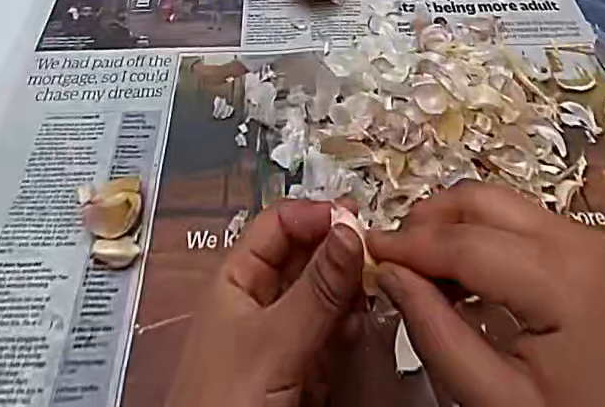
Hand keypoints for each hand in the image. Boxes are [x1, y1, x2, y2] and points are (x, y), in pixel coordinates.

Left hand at [165, 199, 365, 406]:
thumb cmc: (228, 399)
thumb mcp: (272, 340)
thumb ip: (315, 290)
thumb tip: (348, 231)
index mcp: (238, 275)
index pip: (277, 224)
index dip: (313, 215)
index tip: (355, 218)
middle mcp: (259, 296)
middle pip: (303, 256)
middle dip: (336, 249)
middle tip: (376, 250)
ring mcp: (282, 332)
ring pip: (321, 294)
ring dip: (346, 287)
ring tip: (372, 285)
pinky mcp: (301, 368)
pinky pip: (328, 332)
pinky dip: (346, 325)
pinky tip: (359, 323)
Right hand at [367, 183, 604, 406]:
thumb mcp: (501, 403)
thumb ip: (435, 333)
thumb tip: (388, 272)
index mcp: (561, 274)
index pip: (459, 241)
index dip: (405, 245)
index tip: (365, 251)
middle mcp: (577, 240)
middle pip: (476, 201)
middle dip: (426, 221)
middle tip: (394, 257)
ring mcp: (589, 244)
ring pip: (494, 205)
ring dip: (450, 227)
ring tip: (423, 269)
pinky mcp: (592, 256)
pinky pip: (518, 223)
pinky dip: (479, 236)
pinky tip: (464, 276)